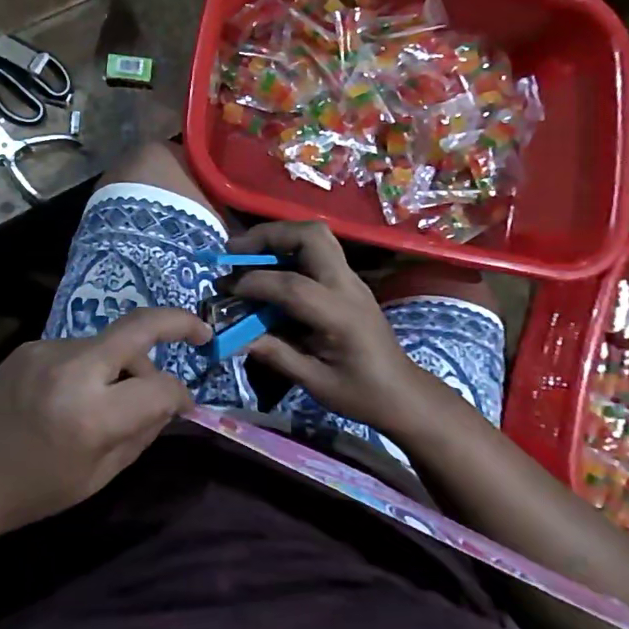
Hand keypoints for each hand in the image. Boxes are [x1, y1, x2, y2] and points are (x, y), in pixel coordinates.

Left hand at [0, 306, 211, 546]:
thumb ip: (142, 432)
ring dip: (127, 363)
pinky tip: (81, 394)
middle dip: (179, 322)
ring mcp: (48, 350)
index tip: (186, 406)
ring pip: (110, 342)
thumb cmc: (31, 492)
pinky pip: (81, 350)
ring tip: (119, 397)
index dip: (181, 396)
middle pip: (139, 326)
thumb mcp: (97, 476)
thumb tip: (169, 401)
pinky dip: (96, 366)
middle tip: (202, 333)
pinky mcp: (31, 345)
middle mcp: (72, 369)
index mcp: (91, 414)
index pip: (160, 387)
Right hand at [227, 221, 434, 429]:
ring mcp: (351, 278)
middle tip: (235, 252)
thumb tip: (234, 338)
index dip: (254, 283)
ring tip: (247, 254)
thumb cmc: (360, 393)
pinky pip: (318, 249)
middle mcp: (348, 286)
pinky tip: (268, 268)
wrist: (401, 392)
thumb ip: (275, 354)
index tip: (226, 290)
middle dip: (268, 236)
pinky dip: (288, 248)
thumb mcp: (315, 382)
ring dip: (279, 236)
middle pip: (310, 236)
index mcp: (340, 315)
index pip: (293, 285)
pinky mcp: (348, 280)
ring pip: (316, 234)